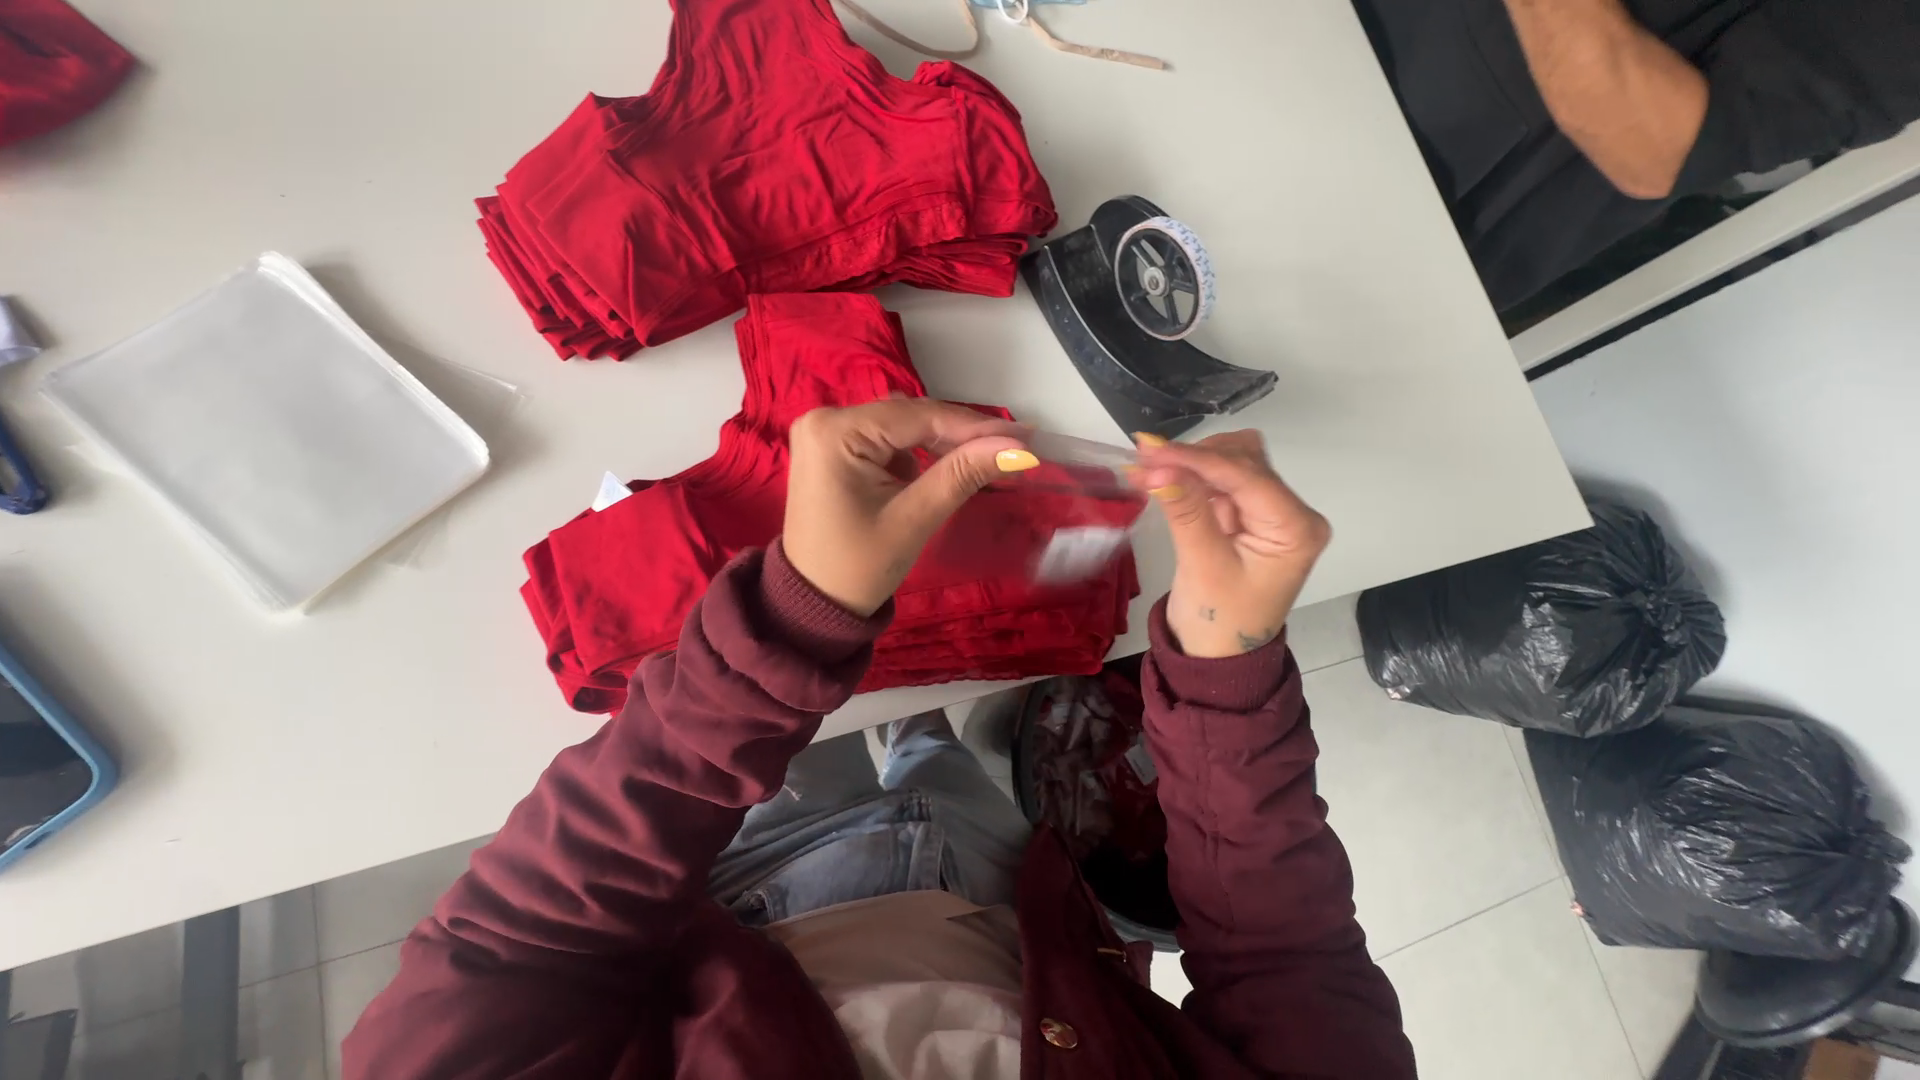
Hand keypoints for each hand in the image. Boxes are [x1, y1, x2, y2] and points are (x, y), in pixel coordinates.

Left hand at [783, 399, 1032, 615]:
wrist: (813, 604)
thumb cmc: (857, 568)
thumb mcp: (913, 519)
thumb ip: (962, 475)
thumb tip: (1019, 448)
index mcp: (834, 432)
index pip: (917, 417)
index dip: (974, 426)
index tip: (1026, 435)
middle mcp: (825, 420)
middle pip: (909, 417)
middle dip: (961, 433)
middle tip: (1017, 444)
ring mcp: (825, 433)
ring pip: (901, 427)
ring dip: (943, 442)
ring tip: (991, 455)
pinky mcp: (833, 450)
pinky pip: (887, 440)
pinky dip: (918, 452)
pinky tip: (950, 465)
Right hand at [1134, 431, 1331, 657]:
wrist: (1217, 656)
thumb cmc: (1218, 621)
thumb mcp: (1202, 565)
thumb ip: (1185, 510)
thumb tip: (1157, 467)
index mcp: (1296, 529)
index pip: (1247, 476)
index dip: (1197, 459)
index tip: (1151, 449)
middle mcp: (1292, 513)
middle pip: (1246, 460)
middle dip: (1196, 457)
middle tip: (1146, 459)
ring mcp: (1270, 513)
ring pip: (1233, 463)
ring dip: (1192, 463)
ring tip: (1150, 469)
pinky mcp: (1248, 516)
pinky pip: (1221, 482)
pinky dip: (1191, 476)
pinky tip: (1162, 478)